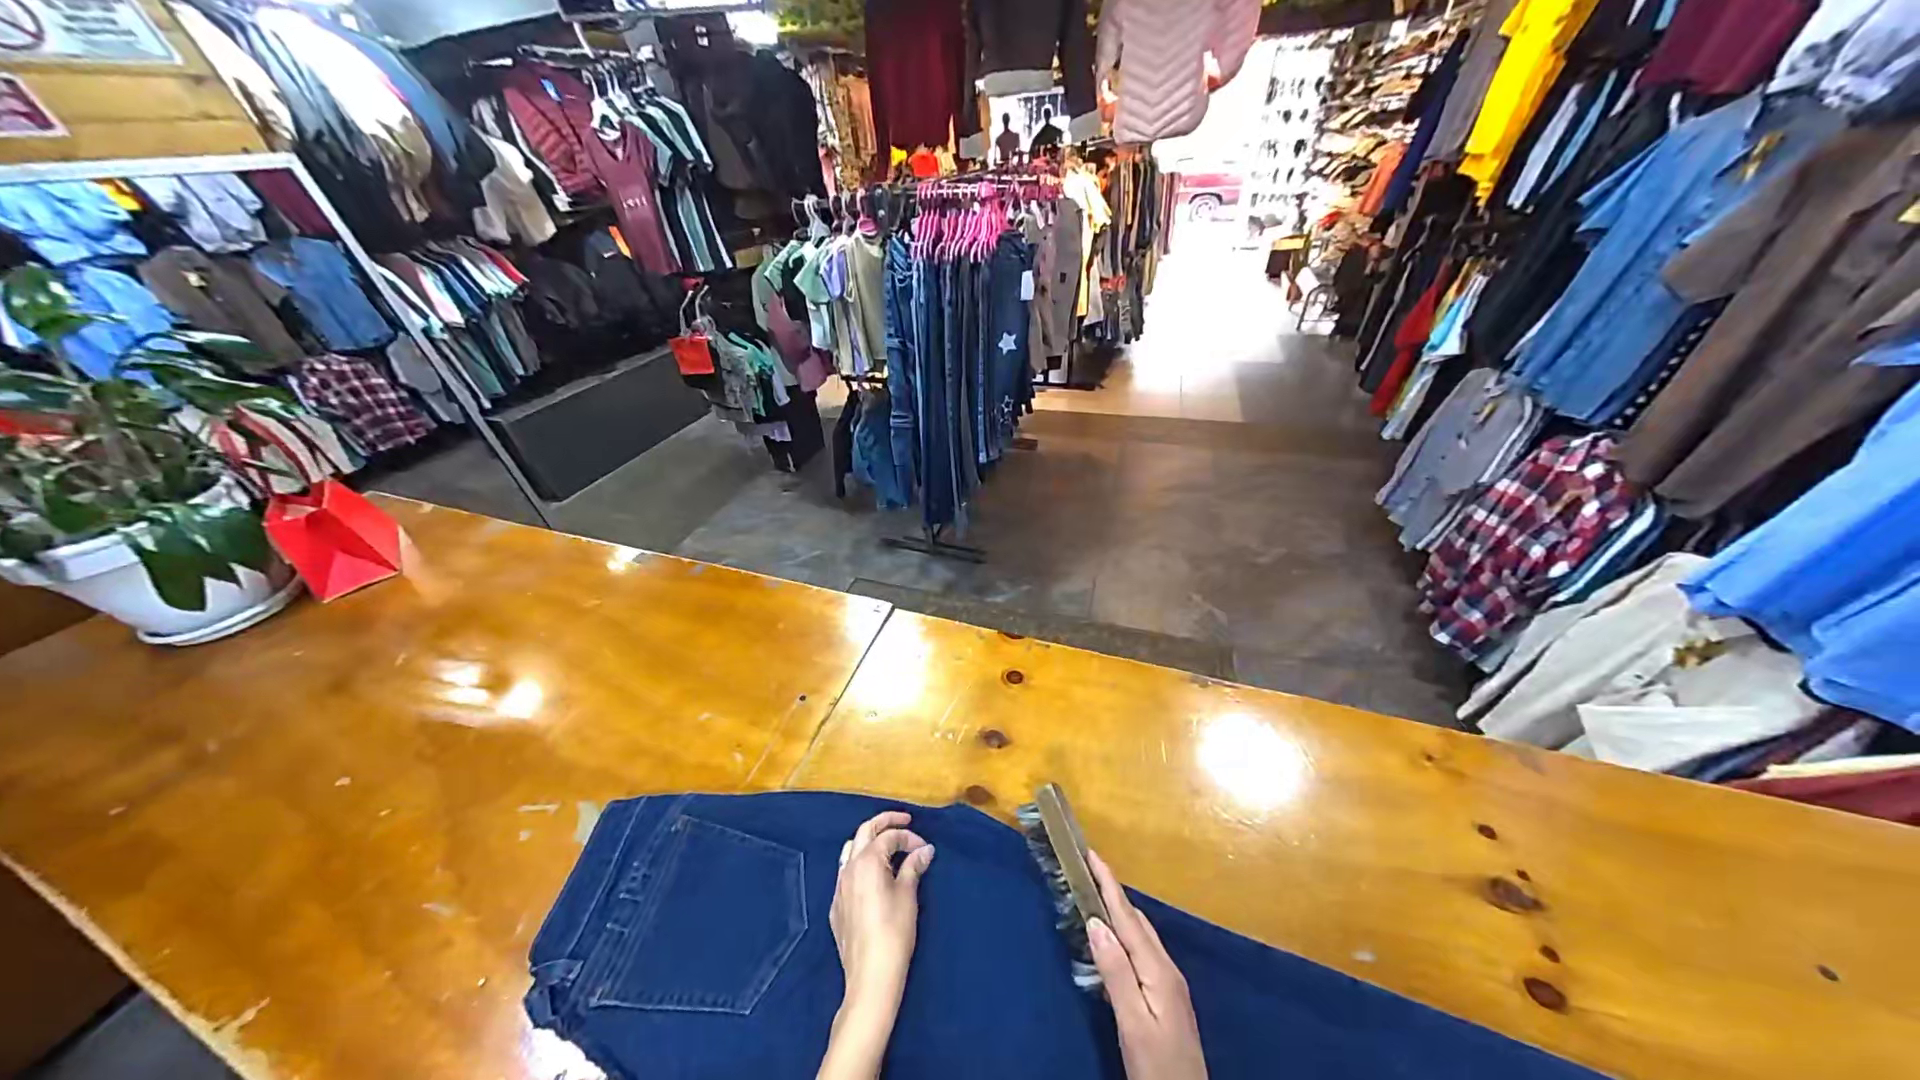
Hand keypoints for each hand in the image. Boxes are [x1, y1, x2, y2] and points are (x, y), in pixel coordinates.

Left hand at [818, 811, 934, 1079]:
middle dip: (884, 823)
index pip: (888, 836)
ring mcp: (839, 888)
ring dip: (869, 842)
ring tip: (888, 847)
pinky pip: (845, 874)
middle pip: (864, 832)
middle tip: (904, 822)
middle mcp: (848, 869)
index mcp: (867, 862)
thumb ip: (913, 867)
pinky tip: (874, 878)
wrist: (870, 975)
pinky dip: (860, 865)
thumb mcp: (908, 895)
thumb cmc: (894, 931)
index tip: (925, 848)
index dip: (909, 837)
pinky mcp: (836, 907)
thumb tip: (924, 849)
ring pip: (850, 851)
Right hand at [1086, 850, 1206, 1079]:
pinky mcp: (1165, 998)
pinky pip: (1141, 951)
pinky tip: (1113, 940)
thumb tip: (1095, 922)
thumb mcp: (1132, 1023)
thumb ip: (1116, 972)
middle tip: (1087, 869)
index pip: (1128, 917)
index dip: (1109, 884)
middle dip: (1112, 892)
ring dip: (1119, 911)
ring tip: (1095, 895)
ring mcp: (1169, 984)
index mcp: (1158, 971)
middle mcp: (1166, 970)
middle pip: (1136, 921)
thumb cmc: (1157, 1068)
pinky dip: (1124, 934)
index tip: (1092, 854)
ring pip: (1140, 935)